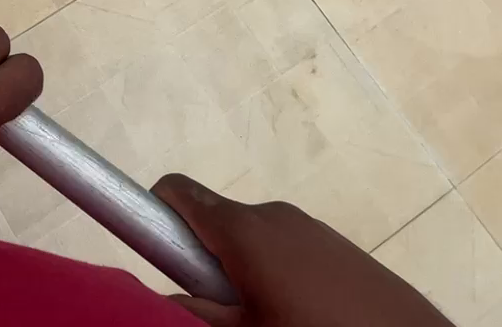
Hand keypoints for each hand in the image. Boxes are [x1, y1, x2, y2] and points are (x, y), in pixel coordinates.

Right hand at [154, 174, 454, 326]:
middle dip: (208, 257)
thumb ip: (200, 313)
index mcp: (241, 229)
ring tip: (274, 319)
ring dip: (249, 269)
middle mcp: (272, 214)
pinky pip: (295, 251)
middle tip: (224, 306)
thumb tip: (170, 297)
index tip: (160, 248)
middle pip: (217, 220)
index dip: (155, 209)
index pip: (177, 189)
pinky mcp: (346, 249)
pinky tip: (313, 319)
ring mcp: (313, 228)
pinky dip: (287, 275)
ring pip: (257, 239)